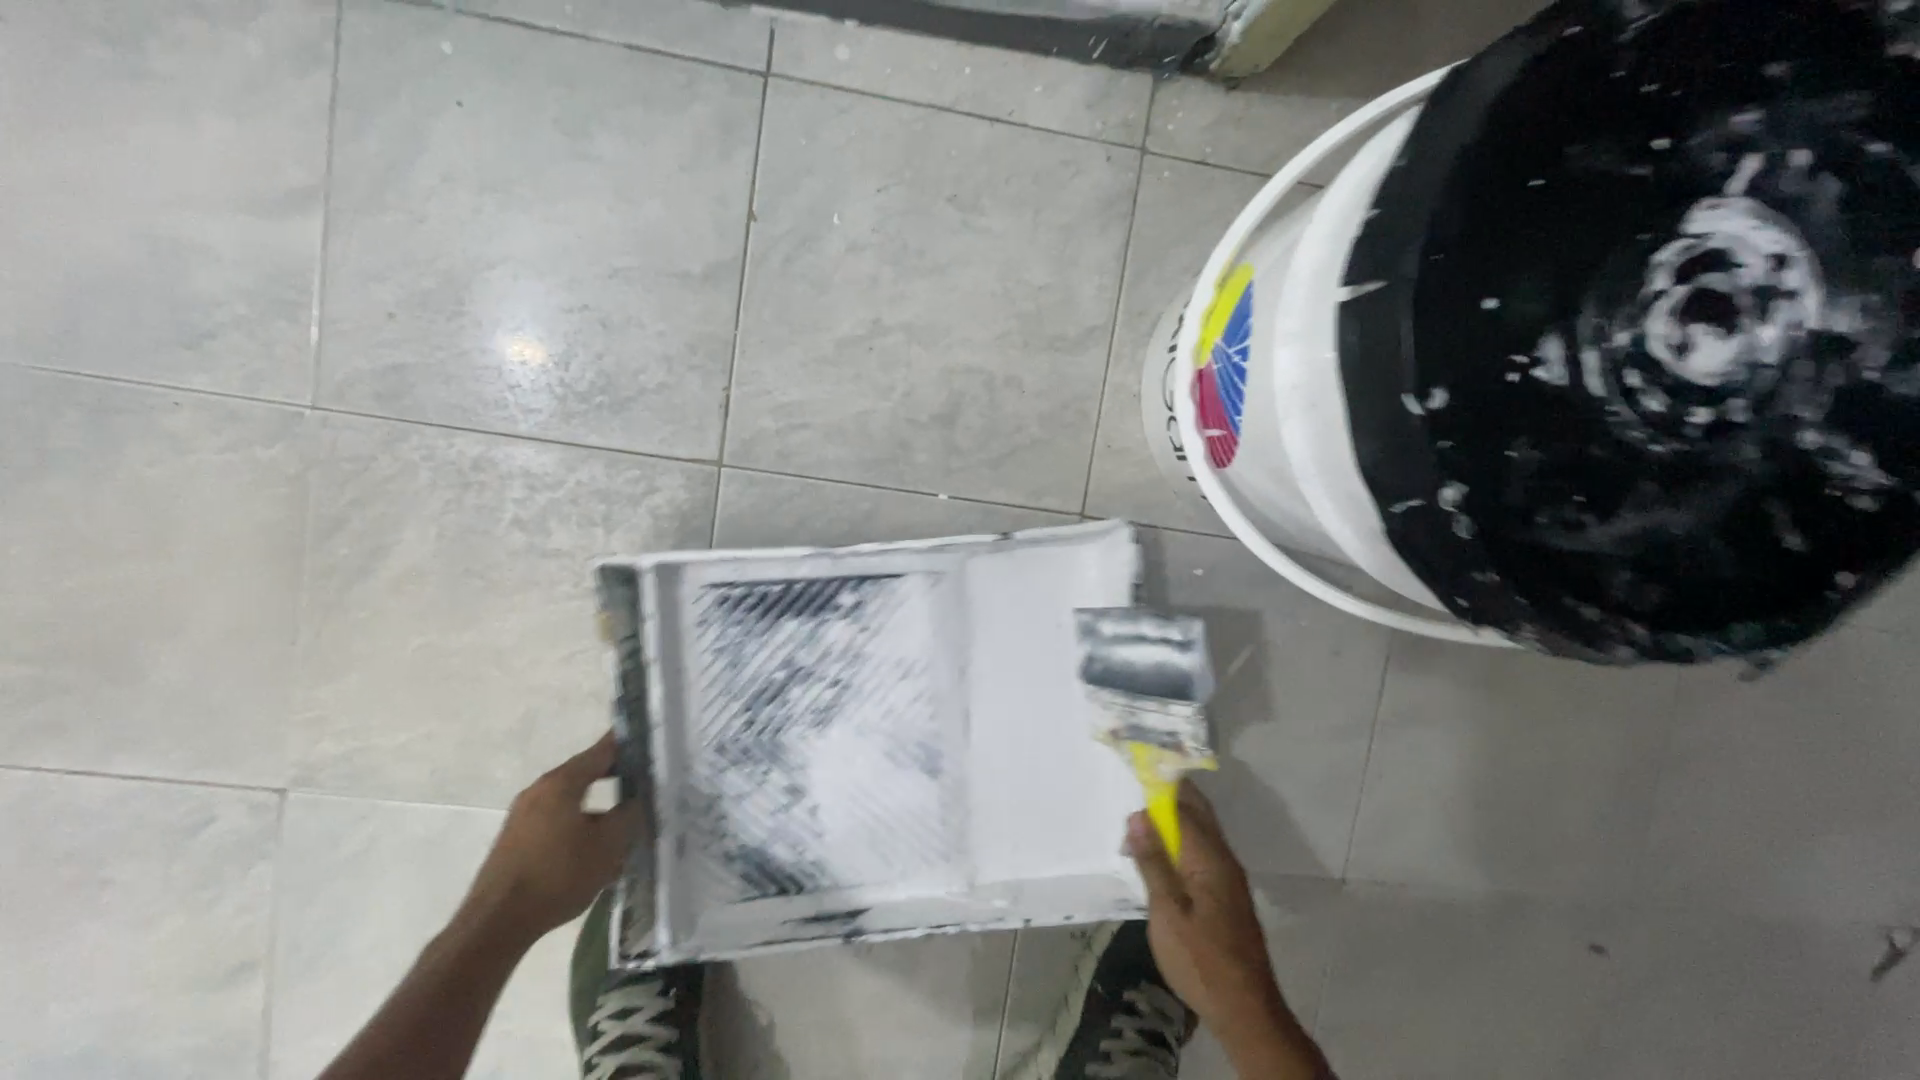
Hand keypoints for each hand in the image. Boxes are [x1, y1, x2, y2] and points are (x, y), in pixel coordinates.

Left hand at [459, 732, 643, 944]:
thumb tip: (639, 798)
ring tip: (624, 823)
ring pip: (571, 800)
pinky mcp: (516, 840)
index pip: (602, 751)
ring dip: (598, 806)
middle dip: (616, 776)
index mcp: (561, 783)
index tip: (650, 741)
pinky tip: (594, 850)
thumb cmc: (558, 875)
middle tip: (646, 781)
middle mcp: (539, 790)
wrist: (497, 923)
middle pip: (585, 773)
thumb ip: (629, 815)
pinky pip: (557, 820)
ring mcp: (523, 815)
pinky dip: (579, 824)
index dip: (628, 744)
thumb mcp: (608, 845)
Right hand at [1125, 782, 1285, 1032]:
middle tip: (1136, 787)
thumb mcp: (1167, 912)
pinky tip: (1161, 855)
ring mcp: (1229, 878)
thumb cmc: (1200, 960)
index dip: (1159, 787)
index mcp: (1210, 858)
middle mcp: (1224, 859)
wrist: (1245, 1009)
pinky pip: (1202, 852)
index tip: (1135, 769)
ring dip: (1174, 820)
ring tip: (1140, 820)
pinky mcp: (1228, 895)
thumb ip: (1153, 862)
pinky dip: (1181, 842)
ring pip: (1201, 832)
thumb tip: (1139, 814)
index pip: (1184, 806)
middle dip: (1170, 795)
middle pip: (1199, 813)